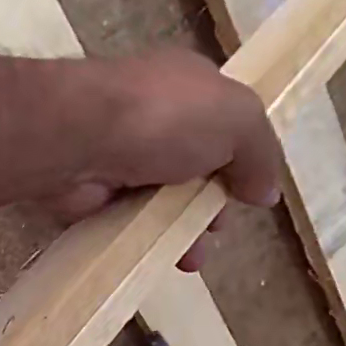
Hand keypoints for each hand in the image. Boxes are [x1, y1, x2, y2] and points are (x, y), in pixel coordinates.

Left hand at [40, 50, 283, 270]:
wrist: (79, 138)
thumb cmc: (166, 117)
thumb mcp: (237, 120)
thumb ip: (259, 153)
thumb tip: (266, 192)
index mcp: (189, 88)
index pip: (223, 124)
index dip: (240, 158)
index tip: (250, 192)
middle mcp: (154, 119)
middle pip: (195, 167)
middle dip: (212, 203)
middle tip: (215, 225)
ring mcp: (121, 156)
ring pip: (162, 200)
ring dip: (182, 230)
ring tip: (192, 257)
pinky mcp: (93, 192)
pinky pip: (128, 220)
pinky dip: (147, 239)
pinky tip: (163, 257)